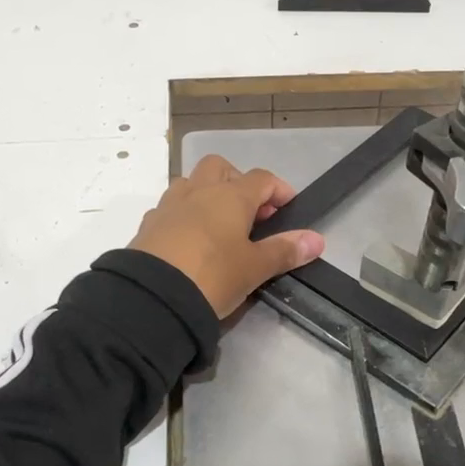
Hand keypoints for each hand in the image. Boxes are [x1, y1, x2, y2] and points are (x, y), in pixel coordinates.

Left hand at [129, 155, 325, 316]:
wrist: (152, 298)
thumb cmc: (212, 276)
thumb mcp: (254, 268)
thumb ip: (284, 251)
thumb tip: (316, 240)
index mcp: (230, 196)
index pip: (261, 179)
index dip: (278, 190)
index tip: (288, 209)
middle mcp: (198, 191)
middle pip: (220, 168)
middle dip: (237, 182)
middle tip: (250, 213)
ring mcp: (169, 206)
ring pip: (190, 184)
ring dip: (207, 195)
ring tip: (218, 226)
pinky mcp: (147, 226)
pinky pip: (170, 209)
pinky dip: (184, 216)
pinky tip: (189, 241)